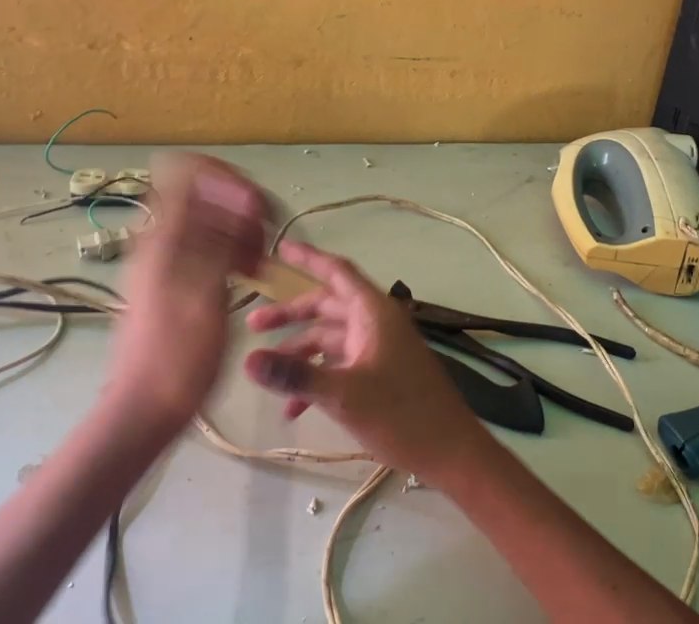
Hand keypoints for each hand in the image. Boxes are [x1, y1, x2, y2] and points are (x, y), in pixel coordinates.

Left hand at [107, 153, 270, 425]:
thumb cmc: (178, 361)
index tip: (256, 209)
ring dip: (240, 229)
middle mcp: (160, 239)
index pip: (187, 171)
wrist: (143, 412)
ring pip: (210, 219)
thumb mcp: (205, 296)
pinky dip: (233, 250)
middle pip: (204, 192)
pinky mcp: (174, 279)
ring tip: (260, 262)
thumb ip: (220, 238)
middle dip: (240, 205)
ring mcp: (165, 258)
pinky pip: (208, 245)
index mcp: (163, 237)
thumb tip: (239, 190)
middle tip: (263, 242)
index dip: (227, 178)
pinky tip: (250, 274)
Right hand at [241, 241, 489, 479]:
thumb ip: (295, 376)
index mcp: (373, 313)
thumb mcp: (344, 395)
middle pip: (327, 306)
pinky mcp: (381, 374)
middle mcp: (376, 323)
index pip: (337, 271)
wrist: (451, 453)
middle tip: (252, 324)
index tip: (279, 246)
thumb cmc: (402, 415)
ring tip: (264, 372)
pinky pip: (341, 364)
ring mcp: (380, 348)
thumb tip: (247, 361)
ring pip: (331, 338)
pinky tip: (294, 409)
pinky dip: (318, 378)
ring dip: (300, 352)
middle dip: (291, 314)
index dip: (308, 257)